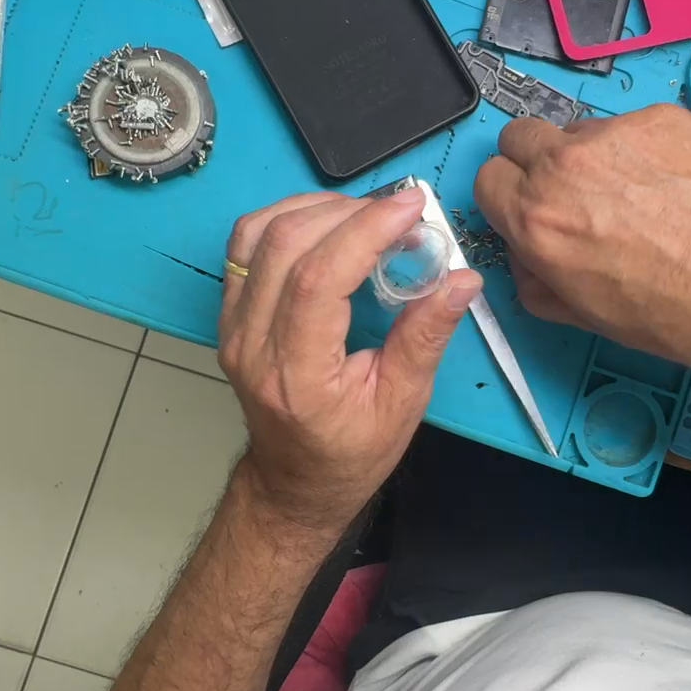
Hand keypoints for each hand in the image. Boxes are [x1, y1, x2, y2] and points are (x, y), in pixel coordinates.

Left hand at [219, 188, 481, 532]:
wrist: (292, 483)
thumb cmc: (351, 454)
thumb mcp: (403, 405)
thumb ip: (426, 337)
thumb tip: (462, 279)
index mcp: (296, 373)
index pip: (319, 278)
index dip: (366, 230)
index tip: (412, 207)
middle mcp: (252, 343)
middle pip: (286, 244)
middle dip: (349, 212)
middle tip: (399, 215)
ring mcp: (231, 325)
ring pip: (259, 233)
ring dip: (316, 208)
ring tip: (366, 215)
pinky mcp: (228, 314)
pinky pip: (247, 244)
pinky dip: (288, 218)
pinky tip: (327, 223)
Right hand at [474, 105, 690, 388]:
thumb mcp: (591, 317)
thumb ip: (538, 279)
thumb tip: (530, 257)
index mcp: (539, 221)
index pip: (485, 180)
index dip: (505, 200)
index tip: (523, 210)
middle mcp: (569, 168)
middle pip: (517, 137)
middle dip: (532, 167)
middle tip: (566, 197)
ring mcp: (617, 135)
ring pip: (572, 129)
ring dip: (583, 156)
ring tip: (628, 196)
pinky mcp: (663, 117)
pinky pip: (625, 125)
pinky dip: (635, 149)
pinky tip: (669, 185)